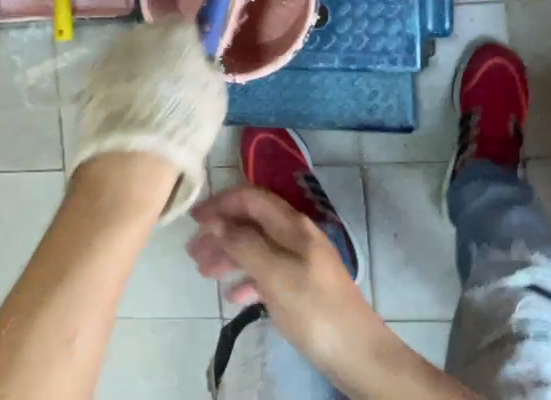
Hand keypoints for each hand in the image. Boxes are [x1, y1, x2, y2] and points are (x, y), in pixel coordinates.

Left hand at [70, 22, 226, 222]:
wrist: (134, 157)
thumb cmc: (183, 126)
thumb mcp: (212, 97)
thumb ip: (207, 71)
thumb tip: (201, 64)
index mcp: (176, 35)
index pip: (185, 31)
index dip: (189, 49)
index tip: (192, 67)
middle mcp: (143, 35)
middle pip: (156, 39)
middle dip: (162, 56)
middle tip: (170, 85)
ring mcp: (114, 53)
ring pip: (132, 55)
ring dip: (139, 70)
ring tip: (145, 101)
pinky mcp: (94, 75)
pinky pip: (113, 73)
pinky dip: (119, 85)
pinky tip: (125, 109)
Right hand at [187, 186, 381, 367]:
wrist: (357, 352)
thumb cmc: (313, 308)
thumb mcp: (274, 273)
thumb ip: (243, 244)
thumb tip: (214, 221)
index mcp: (292, 224)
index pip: (251, 198)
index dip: (221, 203)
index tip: (193, 218)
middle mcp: (296, 236)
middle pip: (251, 222)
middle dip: (221, 232)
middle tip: (193, 252)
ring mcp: (301, 261)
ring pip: (257, 247)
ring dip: (229, 255)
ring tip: (204, 273)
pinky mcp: (302, 287)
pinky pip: (268, 272)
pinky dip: (247, 279)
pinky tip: (234, 296)